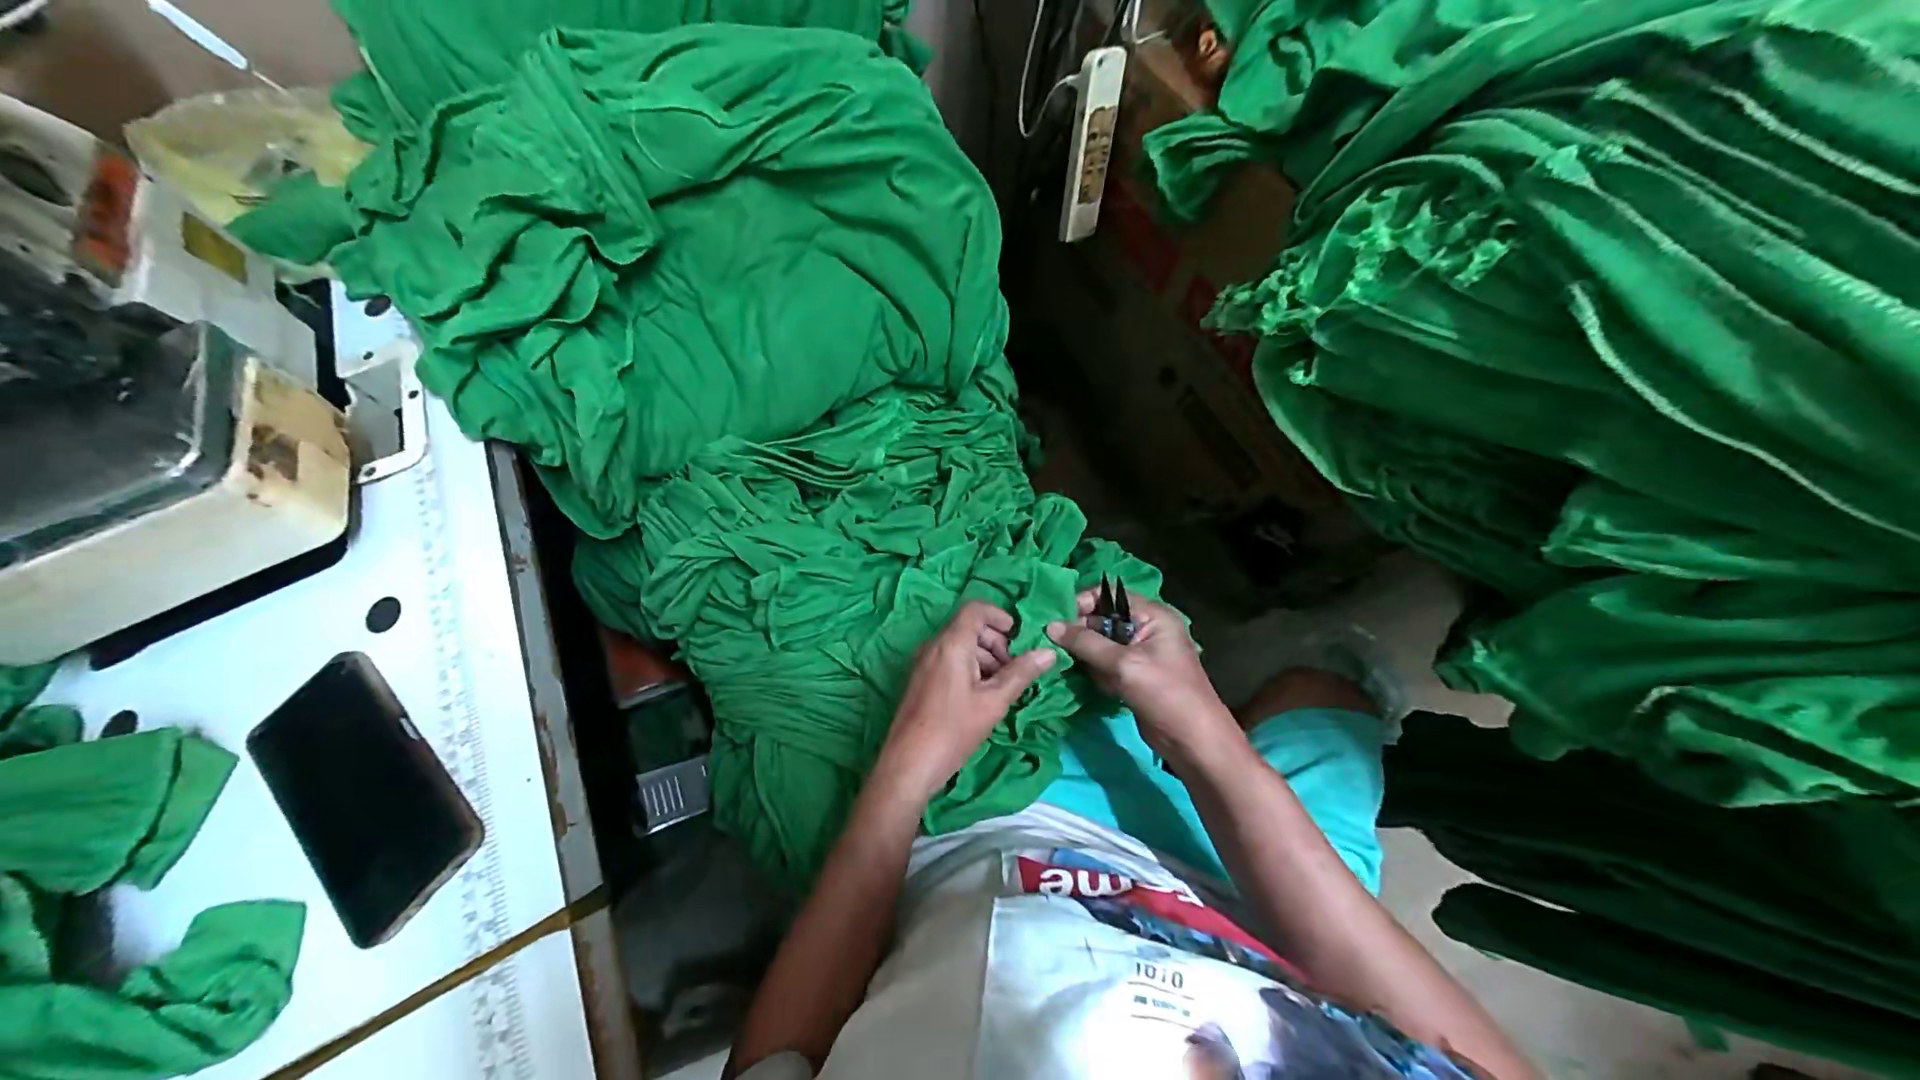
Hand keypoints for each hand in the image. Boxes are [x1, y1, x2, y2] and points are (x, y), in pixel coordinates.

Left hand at [876, 601, 1055, 800]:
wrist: (908, 766)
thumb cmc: (953, 730)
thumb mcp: (994, 701)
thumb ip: (1021, 673)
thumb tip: (1048, 651)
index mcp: (951, 643)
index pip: (976, 609)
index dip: (1001, 616)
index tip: (1019, 639)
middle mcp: (933, 645)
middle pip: (969, 626)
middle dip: (996, 641)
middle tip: (1014, 670)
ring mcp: (923, 662)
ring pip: (960, 644)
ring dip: (985, 657)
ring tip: (1001, 687)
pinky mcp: (920, 679)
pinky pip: (948, 659)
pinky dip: (970, 667)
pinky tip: (981, 696)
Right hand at [1046, 588, 1240, 764]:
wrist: (1192, 740)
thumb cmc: (1165, 693)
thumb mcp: (1124, 664)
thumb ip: (1086, 643)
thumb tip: (1050, 626)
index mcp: (1152, 616)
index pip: (1110, 595)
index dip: (1083, 603)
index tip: (1057, 619)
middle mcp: (1145, 629)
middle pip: (1102, 619)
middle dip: (1078, 629)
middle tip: (1051, 642)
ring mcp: (1139, 654)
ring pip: (1100, 644)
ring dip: (1081, 651)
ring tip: (1057, 658)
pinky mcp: (1132, 676)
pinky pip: (1104, 664)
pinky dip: (1090, 668)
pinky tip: (1074, 675)